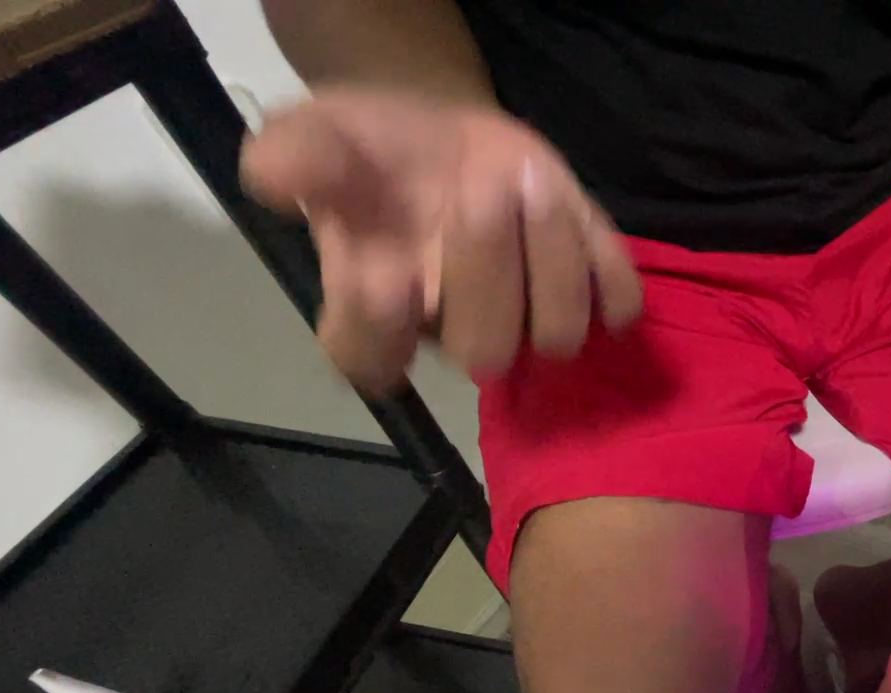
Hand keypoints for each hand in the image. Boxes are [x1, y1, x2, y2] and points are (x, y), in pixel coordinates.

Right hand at [240, 89, 641, 393]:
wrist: (450, 137)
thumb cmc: (380, 151)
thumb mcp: (326, 133)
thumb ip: (302, 156)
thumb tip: (271, 177)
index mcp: (381, 311)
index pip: (372, 362)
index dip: (384, 332)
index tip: (390, 271)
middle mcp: (459, 332)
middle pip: (487, 353)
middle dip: (488, 267)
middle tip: (482, 186)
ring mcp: (531, 323)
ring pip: (560, 334)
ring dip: (552, 252)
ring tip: (531, 180)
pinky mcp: (592, 299)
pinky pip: (619, 305)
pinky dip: (608, 264)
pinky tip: (578, 218)